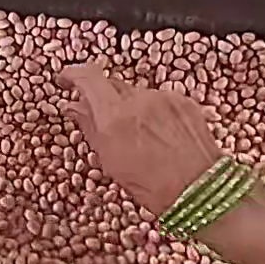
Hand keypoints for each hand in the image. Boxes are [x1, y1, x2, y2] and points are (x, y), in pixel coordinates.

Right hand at [58, 63, 222, 215]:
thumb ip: (90, 127)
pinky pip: (159, 99)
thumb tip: (73, 107)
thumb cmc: (153, 186)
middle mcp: (139, 100)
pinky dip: (153, 112)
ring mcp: (164, 98)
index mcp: (114, 117)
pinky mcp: (183, 101)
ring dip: (131, 108)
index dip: (72, 74)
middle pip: (111, 85)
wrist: (199, 190)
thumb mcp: (110, 161)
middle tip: (102, 119)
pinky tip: (159, 135)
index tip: (66, 78)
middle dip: (103, 99)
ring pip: (136, 94)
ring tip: (138, 138)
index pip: (87, 77)